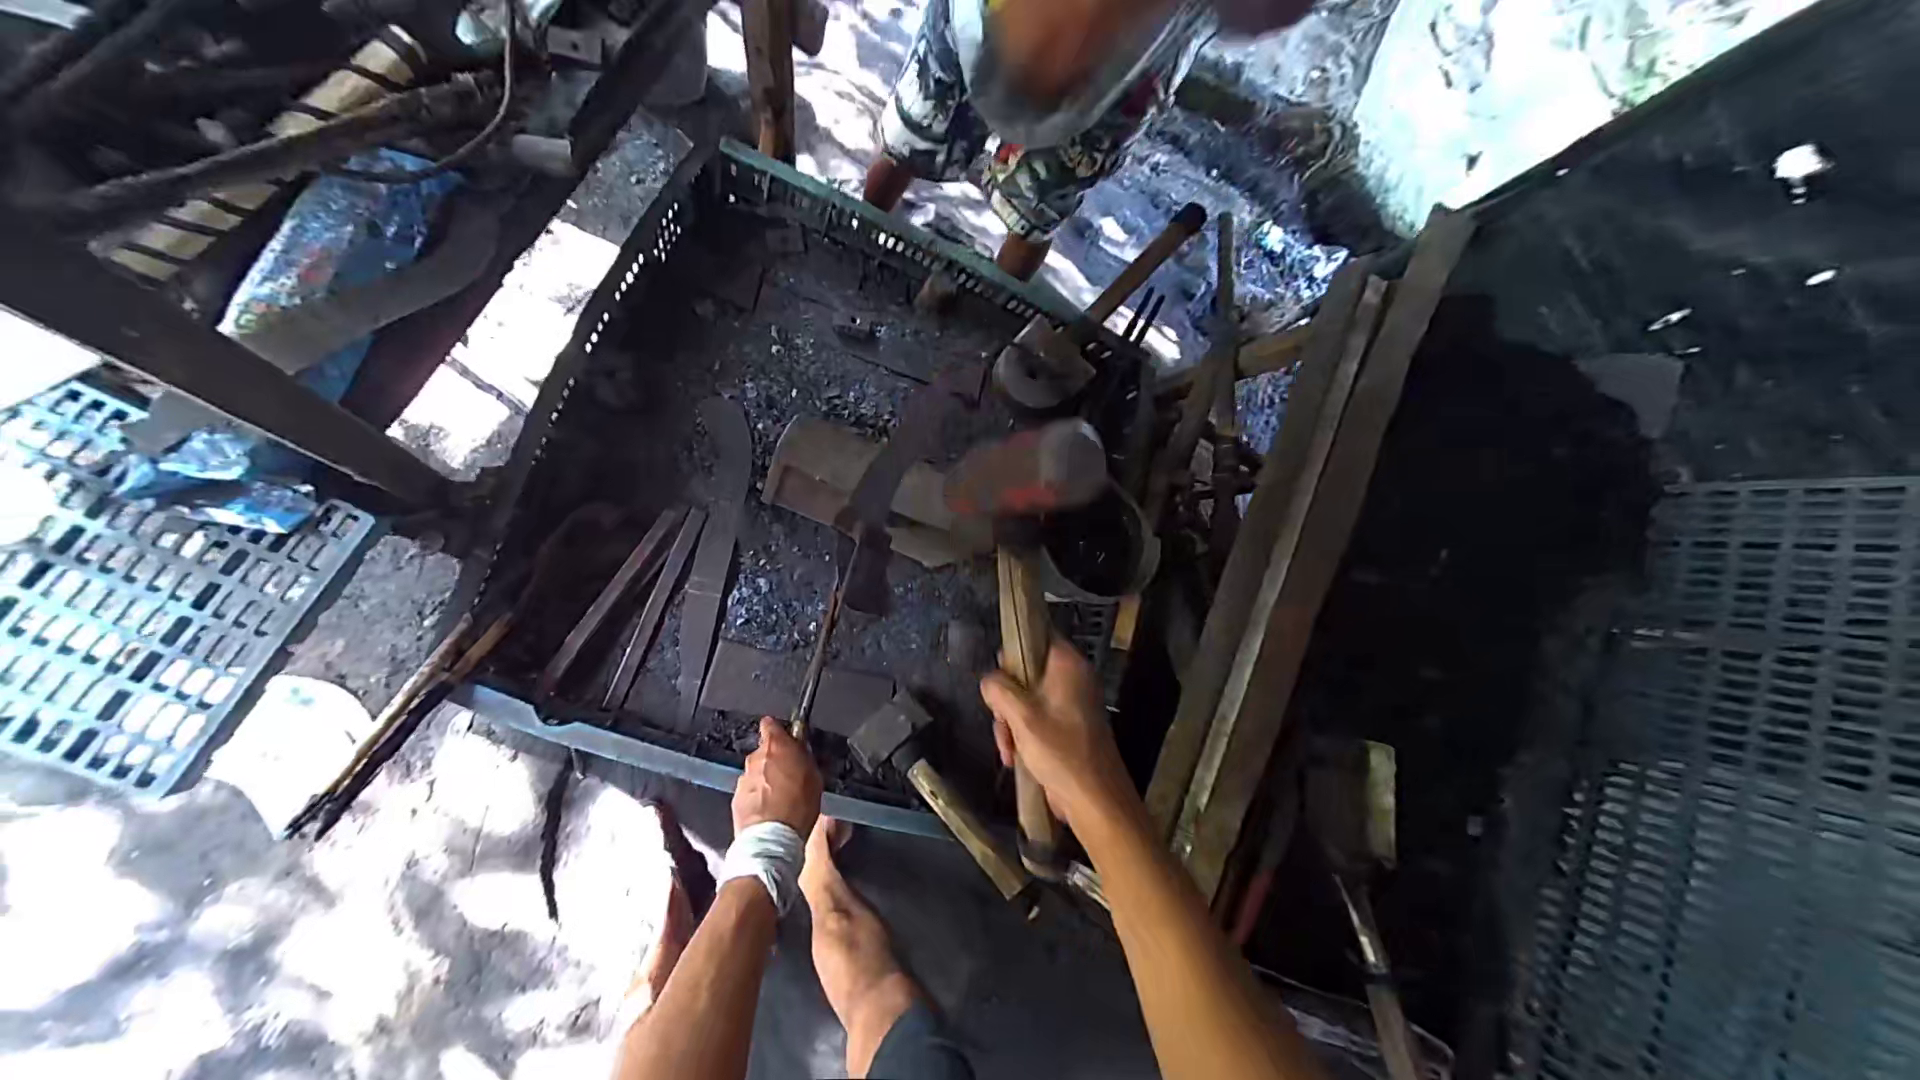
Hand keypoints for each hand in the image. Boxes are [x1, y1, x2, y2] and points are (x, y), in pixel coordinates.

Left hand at [733, 717, 821, 836]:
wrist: (773, 838)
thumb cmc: (798, 806)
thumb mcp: (815, 776)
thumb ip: (804, 756)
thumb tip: (801, 749)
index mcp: (776, 746)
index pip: (770, 724)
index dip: (778, 730)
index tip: (786, 736)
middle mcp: (756, 758)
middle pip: (764, 751)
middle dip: (775, 759)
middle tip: (791, 774)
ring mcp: (744, 779)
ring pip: (756, 772)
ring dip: (766, 779)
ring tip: (782, 797)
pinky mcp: (737, 799)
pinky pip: (749, 791)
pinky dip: (757, 796)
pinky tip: (771, 809)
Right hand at [979, 641, 1137, 831]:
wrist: (1094, 800)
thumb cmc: (1061, 752)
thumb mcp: (1021, 717)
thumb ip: (999, 690)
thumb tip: (989, 680)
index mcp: (1068, 665)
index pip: (1037, 634)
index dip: (1013, 649)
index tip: (998, 672)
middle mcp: (1071, 678)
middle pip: (1025, 670)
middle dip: (1007, 697)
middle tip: (1002, 718)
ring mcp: (1069, 703)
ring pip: (1025, 697)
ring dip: (1010, 721)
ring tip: (1009, 747)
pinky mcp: (1066, 726)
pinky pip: (1035, 718)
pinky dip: (1022, 734)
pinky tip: (1015, 756)